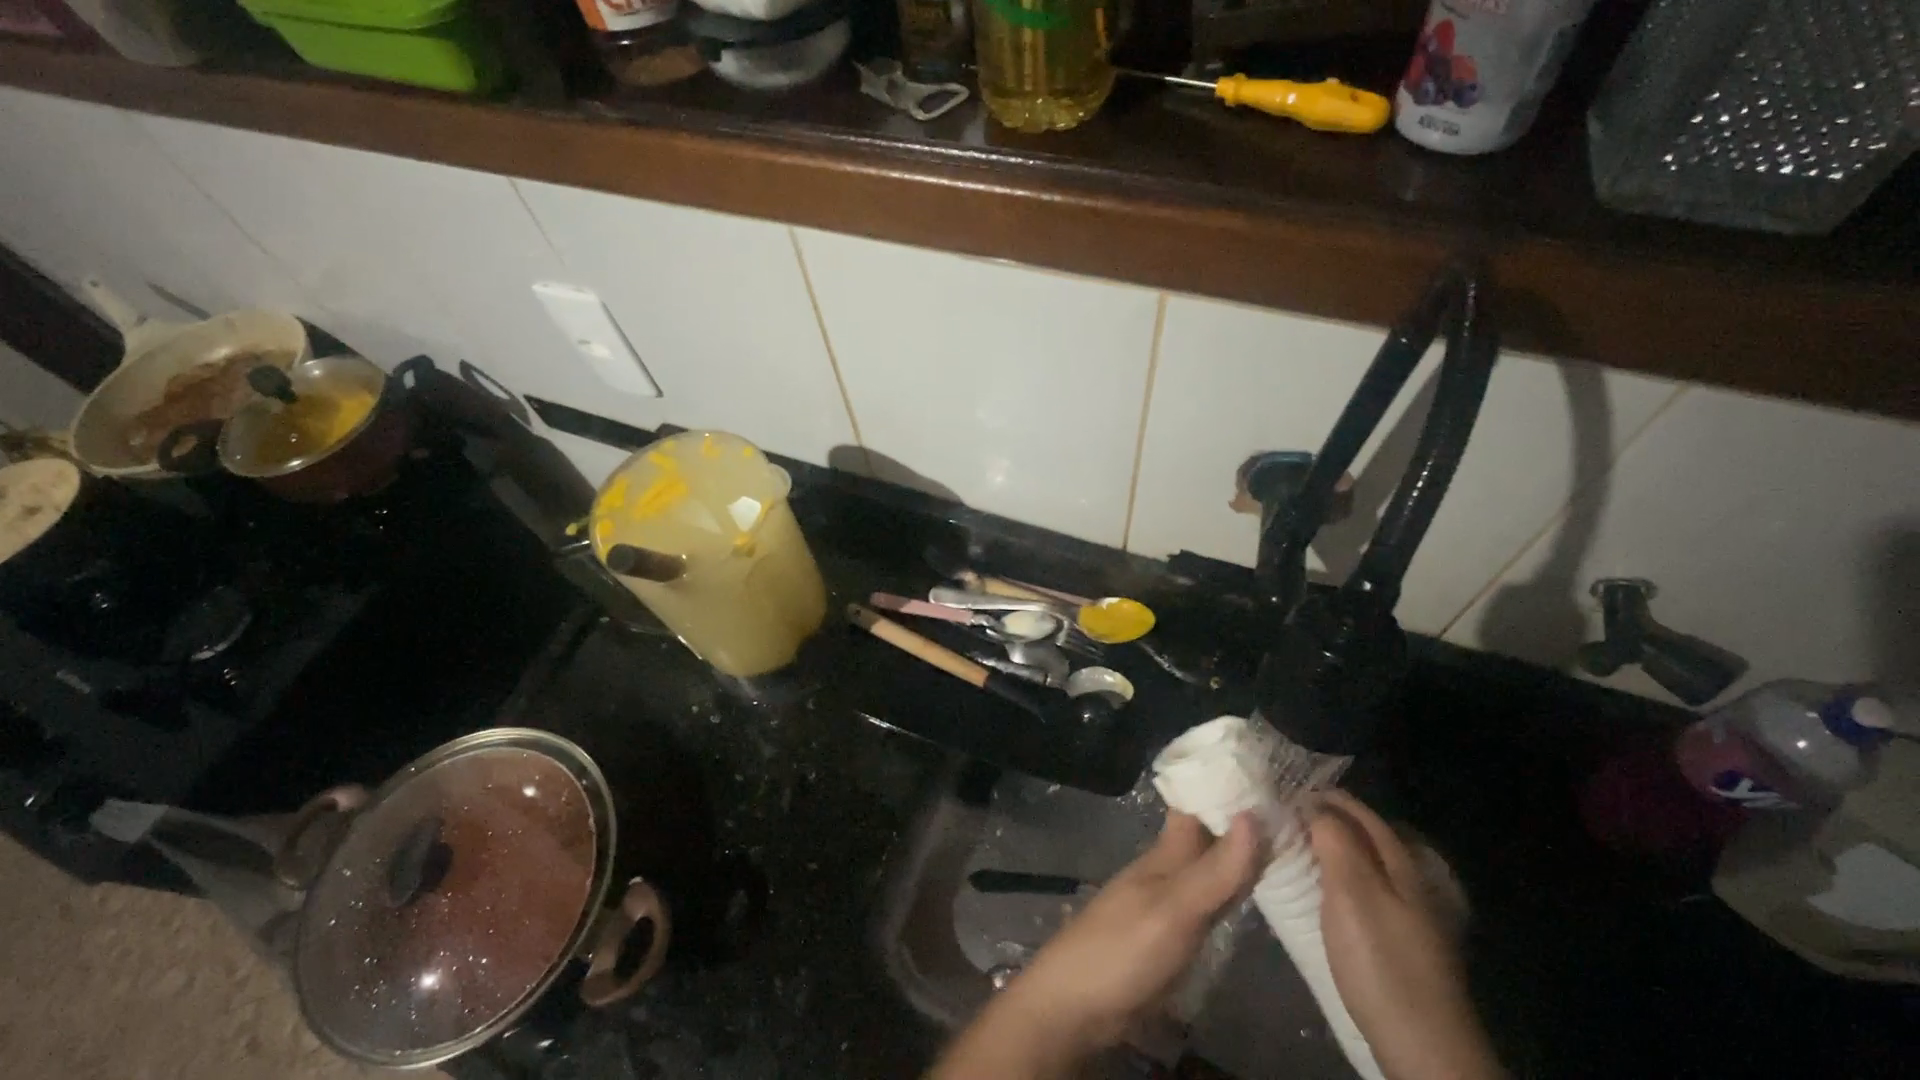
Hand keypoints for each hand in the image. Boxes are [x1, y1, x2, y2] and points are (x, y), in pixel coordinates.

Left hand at [929, 812, 1263, 1078]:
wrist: (1072, 1008)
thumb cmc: (1119, 951)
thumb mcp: (1172, 911)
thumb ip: (1215, 871)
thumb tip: (1254, 813)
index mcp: (1165, 854)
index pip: (1197, 804)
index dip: (1226, 784)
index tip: (1270, 766)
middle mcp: (1167, 871)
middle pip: (1207, 835)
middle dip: (1242, 818)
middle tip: (1296, 806)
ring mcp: (1166, 904)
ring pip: (1209, 868)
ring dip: (1240, 855)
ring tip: (1289, 842)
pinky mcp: (1169, 937)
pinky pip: (1208, 903)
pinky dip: (1232, 892)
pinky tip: (1254, 894)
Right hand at [1312, 791, 1503, 1079]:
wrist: (1424, 1042)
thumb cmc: (1381, 961)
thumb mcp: (1352, 895)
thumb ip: (1336, 845)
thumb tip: (1318, 807)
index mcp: (1402, 862)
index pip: (1363, 813)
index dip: (1328, 798)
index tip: (1290, 790)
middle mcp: (1415, 880)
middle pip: (1376, 835)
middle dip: (1338, 819)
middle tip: (1294, 817)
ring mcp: (1417, 914)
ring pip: (1377, 864)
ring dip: (1345, 849)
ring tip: (1308, 851)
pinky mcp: (1410, 943)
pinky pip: (1376, 890)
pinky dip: (1353, 878)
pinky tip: (1336, 895)